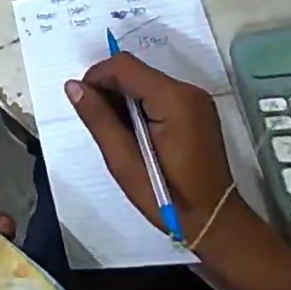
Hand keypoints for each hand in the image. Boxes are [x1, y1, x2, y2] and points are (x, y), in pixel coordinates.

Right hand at [67, 54, 238, 246]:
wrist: (216, 223)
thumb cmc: (169, 199)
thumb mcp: (125, 163)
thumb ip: (99, 119)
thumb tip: (73, 86)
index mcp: (174, 100)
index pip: (124, 66)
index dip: (97, 77)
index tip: (84, 103)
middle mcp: (188, 90)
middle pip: (135, 71)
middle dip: (110, 89)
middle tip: (101, 124)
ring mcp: (195, 98)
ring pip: (144, 80)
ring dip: (124, 98)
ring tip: (120, 134)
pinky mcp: (196, 107)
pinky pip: (158, 91)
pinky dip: (140, 104)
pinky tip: (137, 133)